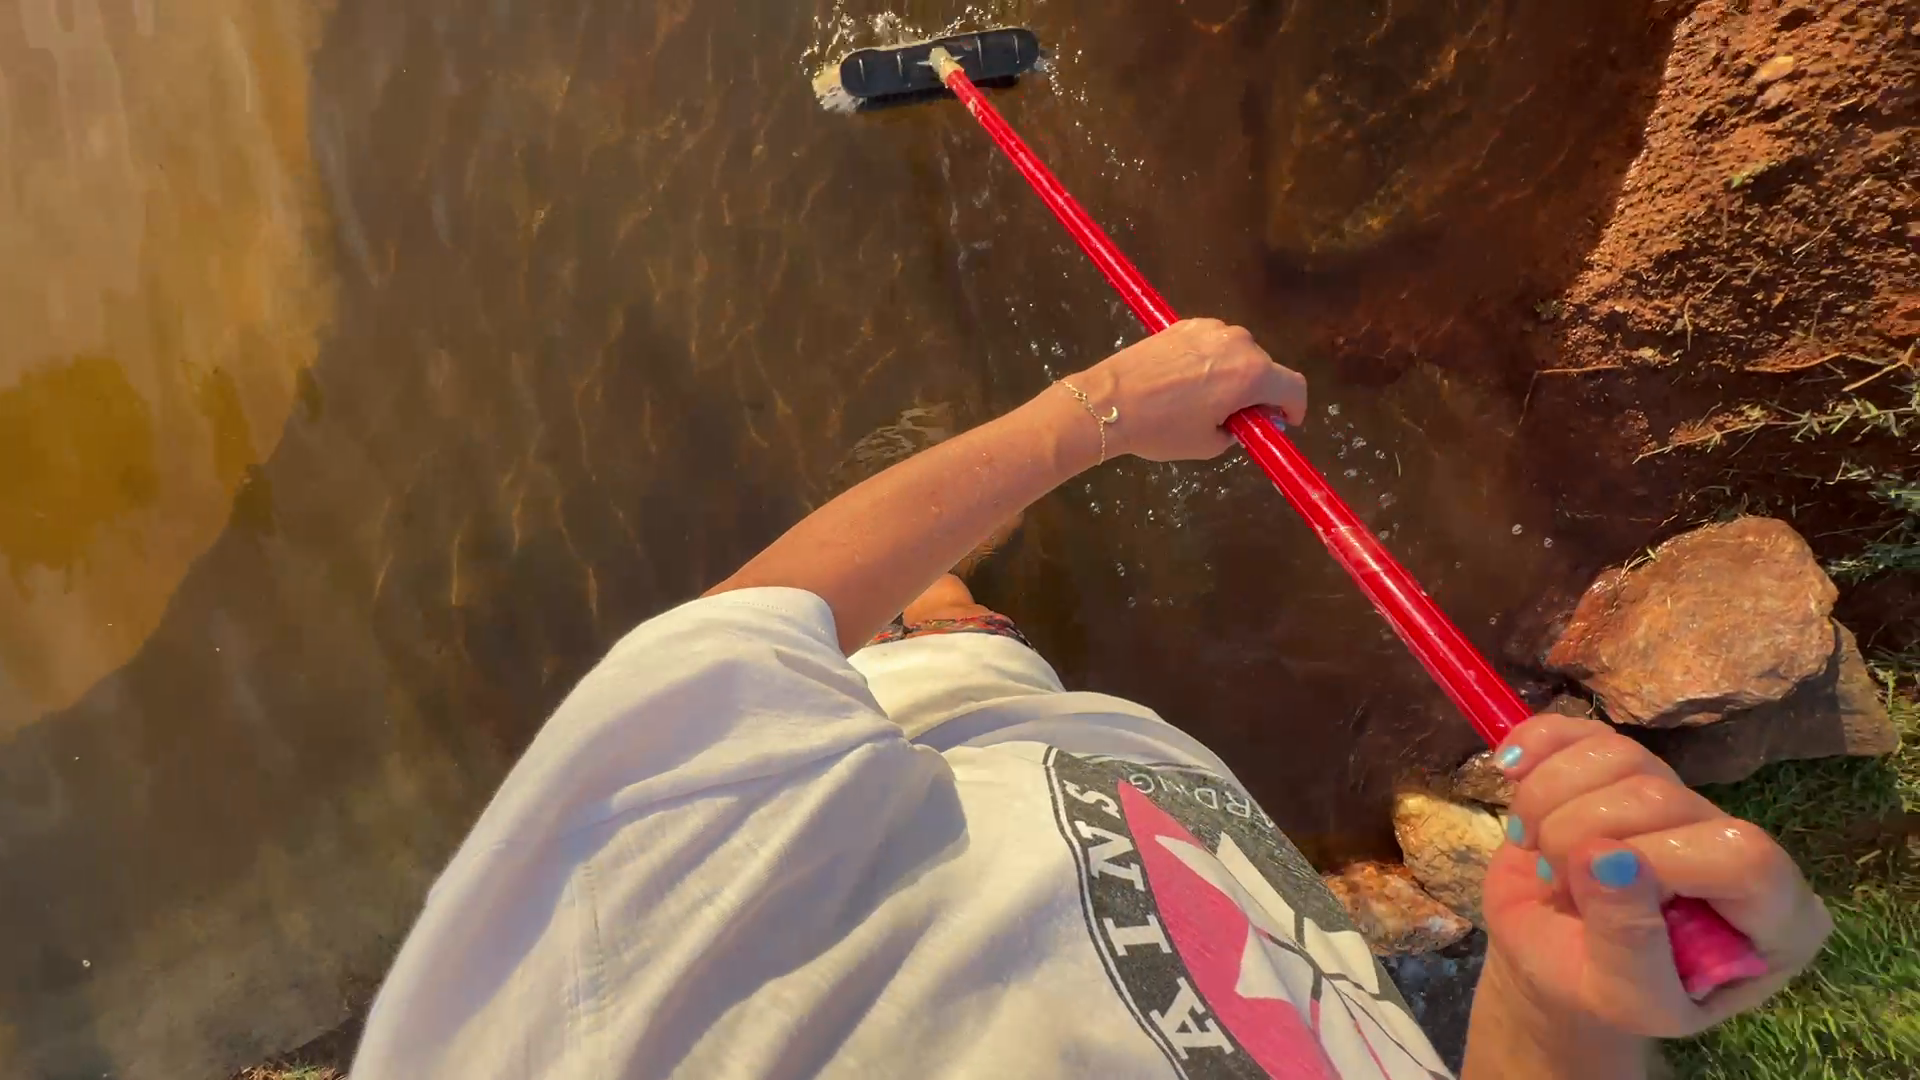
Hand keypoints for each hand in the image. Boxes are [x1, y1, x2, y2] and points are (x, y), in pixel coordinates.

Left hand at [1065, 318, 1307, 461]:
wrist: (1109, 400)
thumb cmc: (1160, 428)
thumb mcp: (1207, 443)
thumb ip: (1238, 431)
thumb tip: (1242, 421)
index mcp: (1253, 374)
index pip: (1293, 387)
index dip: (1294, 408)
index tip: (1284, 421)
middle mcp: (1239, 343)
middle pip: (1264, 368)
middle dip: (1257, 394)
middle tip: (1235, 418)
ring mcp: (1211, 328)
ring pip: (1236, 354)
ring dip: (1232, 375)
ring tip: (1202, 401)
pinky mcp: (1185, 323)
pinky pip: (1210, 344)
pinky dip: (1209, 361)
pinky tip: (1184, 382)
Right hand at [1483, 712, 1831, 1036]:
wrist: (1544, 952)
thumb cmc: (1592, 987)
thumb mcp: (1622, 995)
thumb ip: (1630, 941)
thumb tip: (1606, 856)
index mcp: (1769, 914)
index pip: (1741, 854)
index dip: (1657, 857)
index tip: (1586, 883)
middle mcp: (1727, 843)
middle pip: (1657, 795)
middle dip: (1575, 831)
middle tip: (1549, 874)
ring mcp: (1666, 799)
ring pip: (1614, 753)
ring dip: (1545, 796)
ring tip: (1531, 841)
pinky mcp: (1603, 771)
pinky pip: (1575, 729)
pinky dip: (1531, 743)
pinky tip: (1508, 773)